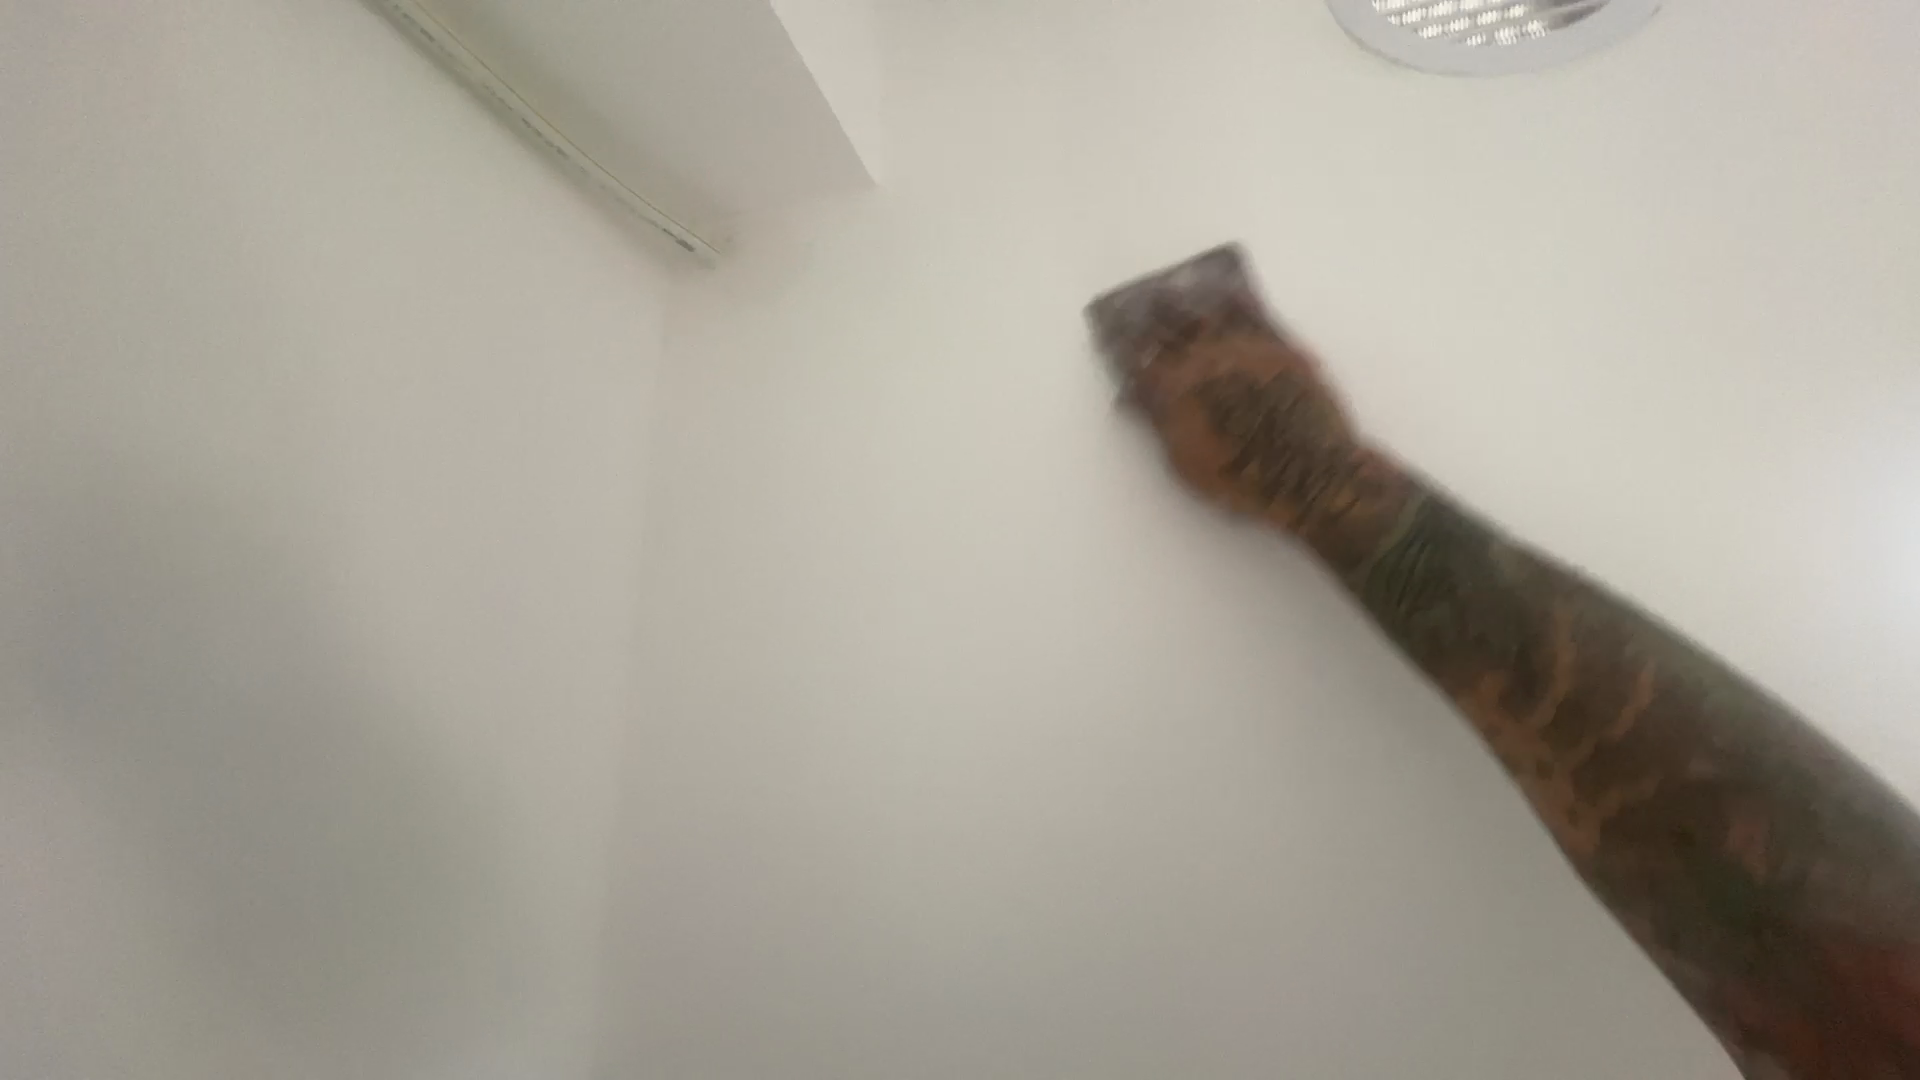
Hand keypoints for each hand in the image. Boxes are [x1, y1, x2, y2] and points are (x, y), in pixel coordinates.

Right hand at [1086, 244, 1361, 530]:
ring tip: (1177, 292)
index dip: (1125, 348)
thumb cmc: (1237, 478)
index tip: (1115, 336)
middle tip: (1143, 303)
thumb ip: (1160, 423)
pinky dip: (1238, 302)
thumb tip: (1136, 398)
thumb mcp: (1183, 462)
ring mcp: (1245, 349)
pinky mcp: (1281, 348)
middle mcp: (1205, 359)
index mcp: (1175, 390)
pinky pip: (1255, 314)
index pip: (1139, 360)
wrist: (1307, 475)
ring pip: (1210, 314)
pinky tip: (1230, 294)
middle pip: (1171, 329)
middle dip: (1153, 317)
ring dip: (1190, 303)